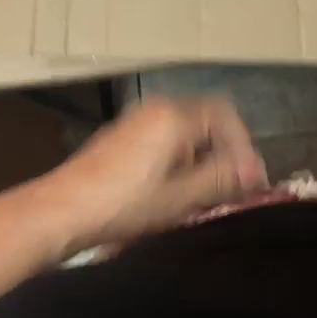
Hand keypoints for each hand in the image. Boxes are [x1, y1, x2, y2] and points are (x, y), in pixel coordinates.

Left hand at [17, 96, 269, 255]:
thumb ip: (220, 181)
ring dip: (203, 156)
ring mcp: (137, 119)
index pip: (226, 117)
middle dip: (225, 152)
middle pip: (207, 120)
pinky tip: (175, 188)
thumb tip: (254, 172)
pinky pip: (166, 136)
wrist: (62, 209)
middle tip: (234, 188)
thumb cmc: (124, 204)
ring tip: (207, 193)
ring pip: (186, 129)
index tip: (251, 182)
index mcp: (174, 116)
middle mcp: (157, 108)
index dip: (244, 148)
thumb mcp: (180, 198)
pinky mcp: (123, 135)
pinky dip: (181, 156)